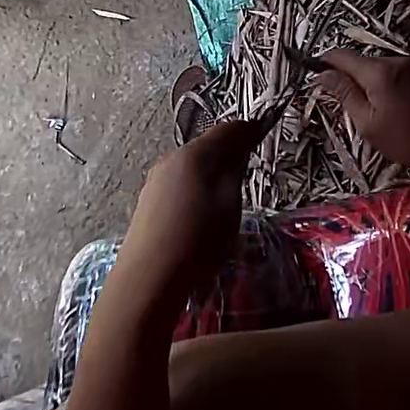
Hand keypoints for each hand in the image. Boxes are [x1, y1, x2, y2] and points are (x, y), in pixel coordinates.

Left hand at [117, 117, 270, 303]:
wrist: (148, 280)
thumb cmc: (198, 240)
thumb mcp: (230, 204)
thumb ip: (234, 172)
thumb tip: (238, 152)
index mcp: (194, 155)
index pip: (228, 129)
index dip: (249, 129)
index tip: (263, 131)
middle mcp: (170, 160)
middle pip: (207, 146)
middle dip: (229, 151)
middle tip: (248, 166)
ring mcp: (155, 182)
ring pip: (191, 166)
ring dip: (211, 172)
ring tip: (226, 196)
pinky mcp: (147, 203)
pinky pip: (178, 184)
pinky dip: (195, 188)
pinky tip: (200, 214)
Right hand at [314, 51, 409, 171]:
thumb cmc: (406, 140)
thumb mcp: (367, 122)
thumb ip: (344, 94)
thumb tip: (324, 75)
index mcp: (378, 73)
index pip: (343, 56)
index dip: (327, 62)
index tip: (317, 71)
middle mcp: (396, 62)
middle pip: (362, 62)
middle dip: (351, 77)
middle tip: (349, 104)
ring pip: (380, 67)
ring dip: (371, 82)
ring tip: (376, 109)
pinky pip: (397, 72)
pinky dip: (389, 83)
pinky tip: (394, 106)